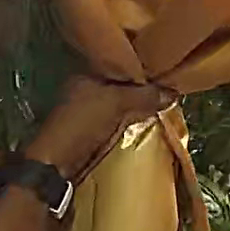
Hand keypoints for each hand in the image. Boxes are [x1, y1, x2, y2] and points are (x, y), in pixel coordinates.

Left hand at [25, 76, 170, 183]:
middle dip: (140, 91)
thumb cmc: (82, 123)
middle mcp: (84, 90)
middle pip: (119, 88)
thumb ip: (143, 95)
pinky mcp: (89, 134)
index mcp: (85, 75)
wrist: (56, 165)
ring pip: (118, 107)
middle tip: (168, 92)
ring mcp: (85, 113)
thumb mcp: (115, 103)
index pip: (118, 66)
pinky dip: (128, 125)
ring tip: (162, 108)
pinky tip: (145, 127)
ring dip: (136, 110)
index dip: (139, 69)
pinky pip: (115, 124)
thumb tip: (173, 92)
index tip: (164, 72)